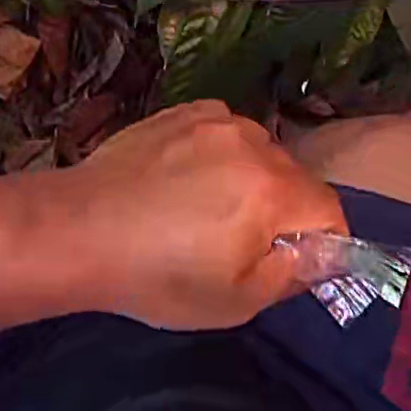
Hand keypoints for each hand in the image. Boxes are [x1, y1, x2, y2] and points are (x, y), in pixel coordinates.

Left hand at [52, 101, 344, 329]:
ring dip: (250, 174)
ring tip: (205, 205)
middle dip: (284, 209)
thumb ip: (294, 272)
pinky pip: (219, 127)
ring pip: (256, 147)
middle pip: (293, 175)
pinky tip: (184, 174)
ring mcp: (207, 118)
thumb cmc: (159, 274)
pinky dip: (218, 149)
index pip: (328, 208)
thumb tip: (323, 251)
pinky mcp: (174, 111)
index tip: (289, 261)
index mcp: (271, 188)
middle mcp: (247, 140)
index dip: (321, 242)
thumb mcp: (237, 299)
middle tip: (240, 240)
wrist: (82, 227)